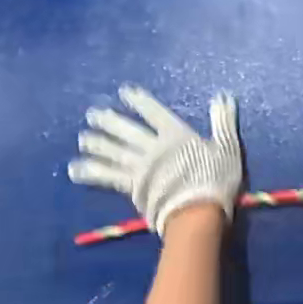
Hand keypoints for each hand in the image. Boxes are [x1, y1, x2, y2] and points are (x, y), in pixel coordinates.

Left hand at [68, 87, 242, 236]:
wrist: (199, 211)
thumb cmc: (216, 180)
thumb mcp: (226, 147)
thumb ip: (223, 122)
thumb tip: (223, 96)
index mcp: (176, 135)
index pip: (154, 112)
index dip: (140, 101)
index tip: (125, 92)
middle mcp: (153, 147)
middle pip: (126, 130)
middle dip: (109, 121)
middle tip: (92, 115)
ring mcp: (140, 167)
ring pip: (113, 151)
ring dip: (96, 144)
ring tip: (83, 138)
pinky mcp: (131, 187)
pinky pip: (107, 176)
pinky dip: (90, 171)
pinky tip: (75, 169)